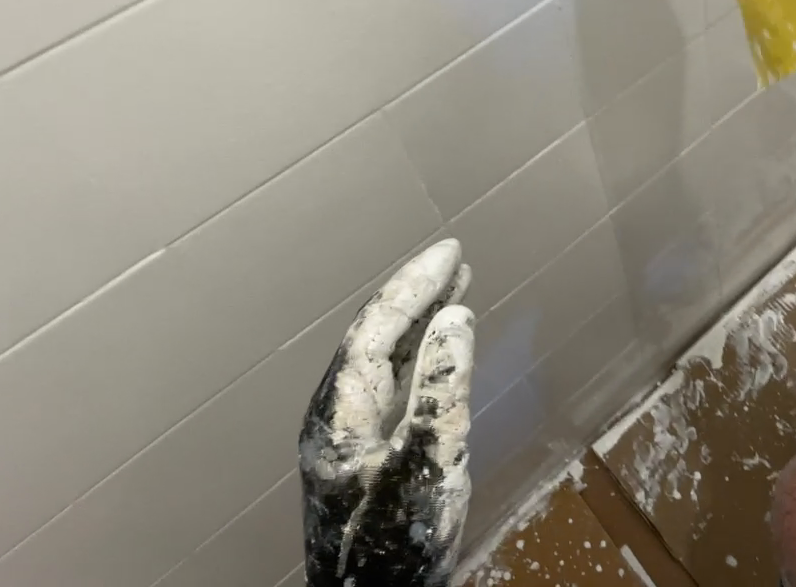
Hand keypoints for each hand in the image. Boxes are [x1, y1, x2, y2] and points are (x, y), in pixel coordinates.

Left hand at [300, 241, 474, 586]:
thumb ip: (442, 389)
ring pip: (387, 353)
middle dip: (416, 292)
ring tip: (456, 283)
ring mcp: (351, 426)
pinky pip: (395, 379)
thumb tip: (456, 316)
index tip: (451, 252)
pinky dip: (422, 350)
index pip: (378, 327)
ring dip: (422, 316)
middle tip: (455, 257)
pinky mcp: (367, 443)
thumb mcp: (428, 466)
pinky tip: (442, 337)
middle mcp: (339, 408)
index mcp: (342, 409)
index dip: (414, 285)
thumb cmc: (397, 543)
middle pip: (377, 333)